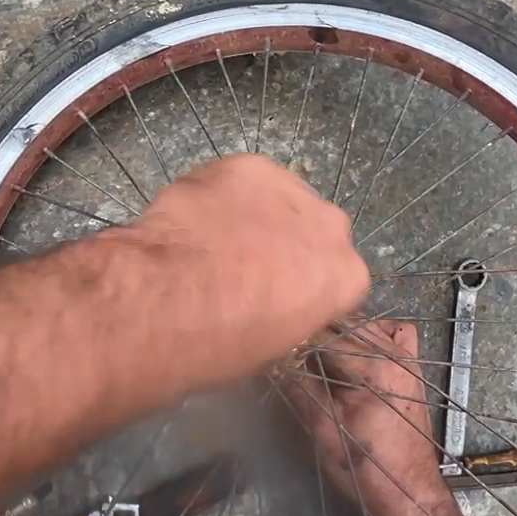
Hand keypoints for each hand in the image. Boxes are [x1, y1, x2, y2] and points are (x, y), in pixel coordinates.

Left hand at [102, 155, 369, 389]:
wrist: (169, 301)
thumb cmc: (222, 344)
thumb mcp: (269, 350)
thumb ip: (288, 317)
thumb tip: (270, 308)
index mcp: (347, 277)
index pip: (335, 280)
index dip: (303, 288)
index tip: (276, 298)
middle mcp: (331, 226)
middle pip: (313, 233)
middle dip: (285, 246)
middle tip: (241, 268)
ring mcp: (291, 188)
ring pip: (279, 200)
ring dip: (255, 216)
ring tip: (213, 240)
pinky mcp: (248, 165)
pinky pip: (240, 180)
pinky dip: (222, 195)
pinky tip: (196, 217)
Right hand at [278, 319, 449, 515]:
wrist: (408, 490)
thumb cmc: (363, 465)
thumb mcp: (322, 427)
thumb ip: (298, 384)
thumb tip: (273, 357)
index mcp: (373, 366)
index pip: (322, 336)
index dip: (294, 339)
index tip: (274, 348)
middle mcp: (393, 353)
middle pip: (342, 324)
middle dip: (313, 334)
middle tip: (289, 353)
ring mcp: (406, 358)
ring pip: (364, 324)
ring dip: (336, 332)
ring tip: (314, 354)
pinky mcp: (411, 367)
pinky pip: (393, 332)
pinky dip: (372, 333)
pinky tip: (355, 351)